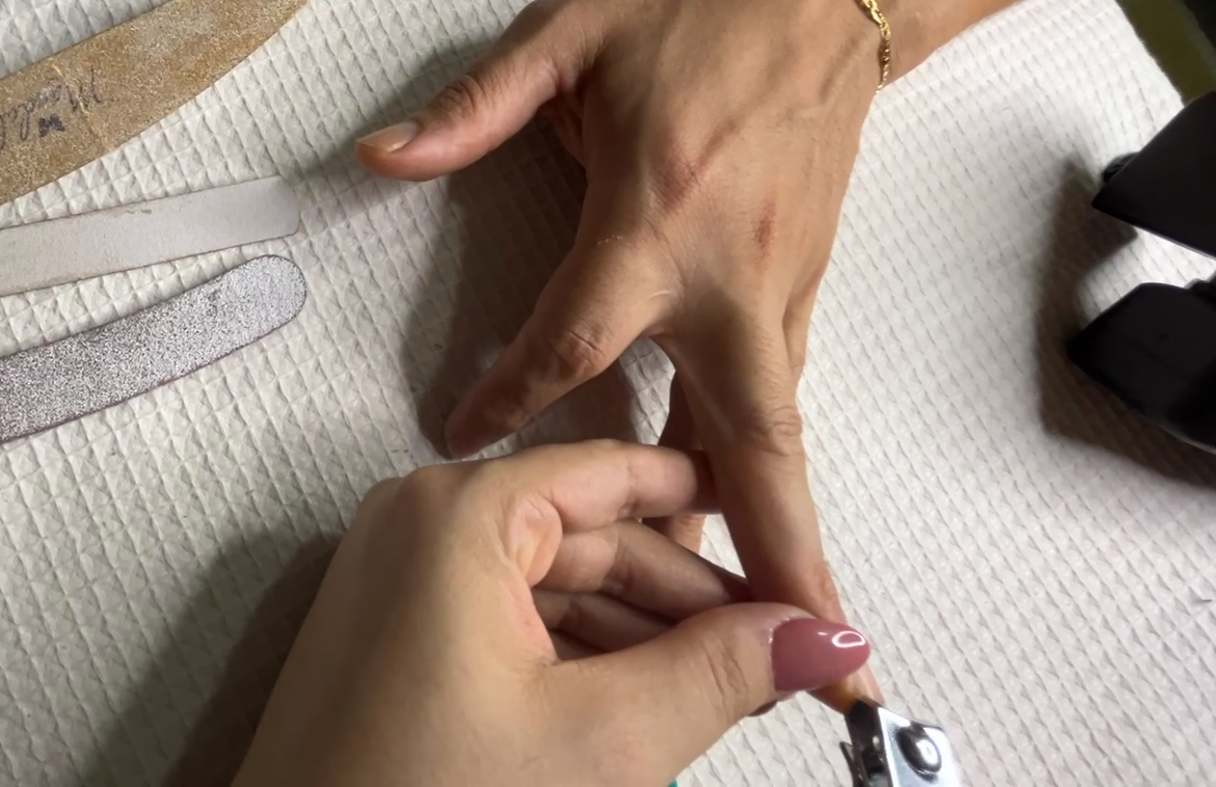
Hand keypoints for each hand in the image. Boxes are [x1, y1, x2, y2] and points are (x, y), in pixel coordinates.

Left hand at [231, 441, 871, 786]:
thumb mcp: (597, 741)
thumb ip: (715, 675)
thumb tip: (821, 638)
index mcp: (459, 506)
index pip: (604, 475)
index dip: (696, 500)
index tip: (777, 531)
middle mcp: (422, 512)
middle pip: (579, 532)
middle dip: (678, 594)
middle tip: (779, 649)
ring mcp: (401, 561)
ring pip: (543, 576)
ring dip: (632, 627)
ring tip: (728, 683)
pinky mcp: (394, 612)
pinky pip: (501, 606)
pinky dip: (569, 644)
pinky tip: (640, 691)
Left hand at [356, 0, 879, 698]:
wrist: (822, 0)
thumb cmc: (689, 20)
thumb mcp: (564, 37)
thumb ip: (474, 107)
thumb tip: (381, 153)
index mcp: (655, 213)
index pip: (574, 338)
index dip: (513, 397)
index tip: (461, 436)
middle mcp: (726, 274)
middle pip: (745, 437)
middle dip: (769, 544)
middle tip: (807, 653)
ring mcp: (776, 290)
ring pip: (773, 431)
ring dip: (777, 525)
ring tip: (779, 624)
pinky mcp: (800, 290)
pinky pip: (775, 395)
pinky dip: (764, 463)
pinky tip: (743, 505)